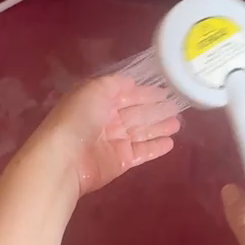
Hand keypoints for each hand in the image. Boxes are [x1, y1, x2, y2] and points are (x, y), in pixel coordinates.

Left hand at [30, 75, 181, 195]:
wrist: (65, 159)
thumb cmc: (79, 119)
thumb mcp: (94, 89)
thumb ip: (114, 83)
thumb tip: (132, 82)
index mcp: (98, 101)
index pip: (127, 94)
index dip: (146, 92)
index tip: (166, 90)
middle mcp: (107, 120)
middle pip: (137, 113)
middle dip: (157, 109)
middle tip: (178, 106)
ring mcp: (115, 142)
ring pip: (142, 132)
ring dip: (160, 127)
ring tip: (178, 123)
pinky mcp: (122, 161)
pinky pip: (143, 152)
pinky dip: (156, 147)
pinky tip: (171, 142)